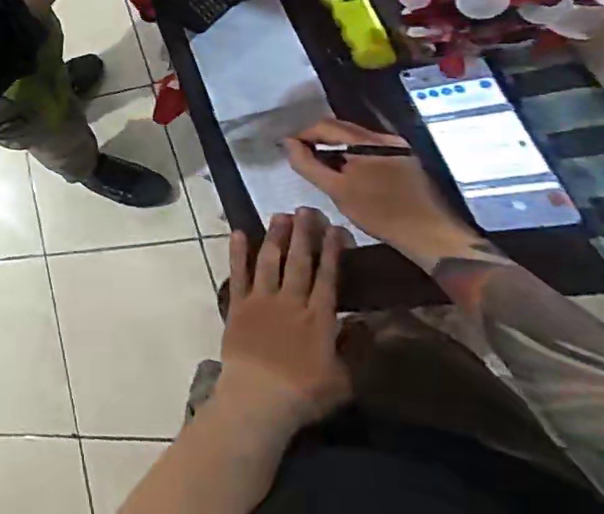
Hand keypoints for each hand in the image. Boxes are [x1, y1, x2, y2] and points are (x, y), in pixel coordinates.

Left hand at [218, 207, 351, 432]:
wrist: (260, 393)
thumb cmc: (308, 390)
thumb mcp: (345, 375)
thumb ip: (353, 345)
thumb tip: (366, 322)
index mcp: (320, 318)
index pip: (329, 277)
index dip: (333, 252)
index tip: (336, 230)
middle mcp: (290, 301)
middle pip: (299, 262)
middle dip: (304, 234)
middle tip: (307, 210)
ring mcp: (260, 299)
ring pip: (269, 261)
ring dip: (276, 237)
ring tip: (281, 215)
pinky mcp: (237, 303)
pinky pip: (237, 272)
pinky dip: (237, 251)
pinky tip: (239, 233)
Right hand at [284, 118, 481, 267]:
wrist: (433, 237)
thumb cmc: (379, 213)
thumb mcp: (334, 189)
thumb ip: (305, 162)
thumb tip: (288, 142)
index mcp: (369, 143)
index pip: (325, 126)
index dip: (302, 135)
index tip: (291, 150)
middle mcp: (387, 140)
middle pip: (341, 129)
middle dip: (319, 140)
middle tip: (304, 158)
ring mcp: (401, 149)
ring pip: (355, 138)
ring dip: (335, 148)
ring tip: (324, 167)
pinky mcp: (407, 161)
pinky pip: (370, 148)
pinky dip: (353, 155)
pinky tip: (347, 173)